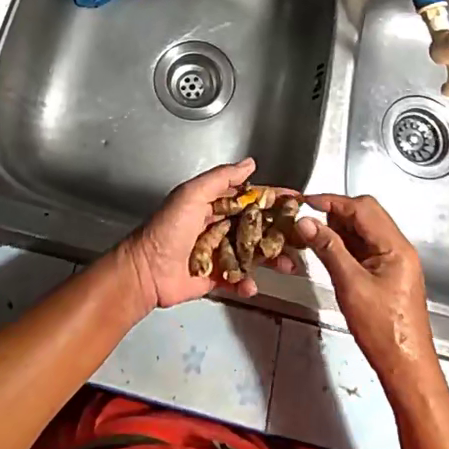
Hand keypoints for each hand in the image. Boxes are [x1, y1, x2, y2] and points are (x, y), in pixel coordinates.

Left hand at [115, 158, 292, 310]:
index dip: (272, 199)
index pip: (249, 198)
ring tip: (287, 265)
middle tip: (302, 237)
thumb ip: (220, 179)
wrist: (147, 270)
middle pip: (256, 227)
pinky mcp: (216, 278)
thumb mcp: (191, 195)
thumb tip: (248, 164)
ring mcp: (219, 252)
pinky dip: (248, 283)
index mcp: (212, 204)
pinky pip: (240, 280)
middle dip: (280, 232)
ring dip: (272, 260)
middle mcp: (218, 226)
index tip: (296, 200)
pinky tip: (251, 284)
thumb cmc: (166, 229)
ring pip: (253, 254)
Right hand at [294, 194, 434, 379]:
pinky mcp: (387, 274)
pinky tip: (327, 252)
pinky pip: (363, 247)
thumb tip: (305, 221)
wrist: (405, 366)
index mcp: (395, 247)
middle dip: (335, 212)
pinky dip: (344, 244)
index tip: (305, 202)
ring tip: (312, 236)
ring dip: (338, 228)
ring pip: (363, 230)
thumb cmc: (382, 329)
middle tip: (307, 220)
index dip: (332, 201)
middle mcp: (398, 249)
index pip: (362, 208)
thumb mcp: (350, 284)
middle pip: (365, 214)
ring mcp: (394, 262)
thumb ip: (328, 248)